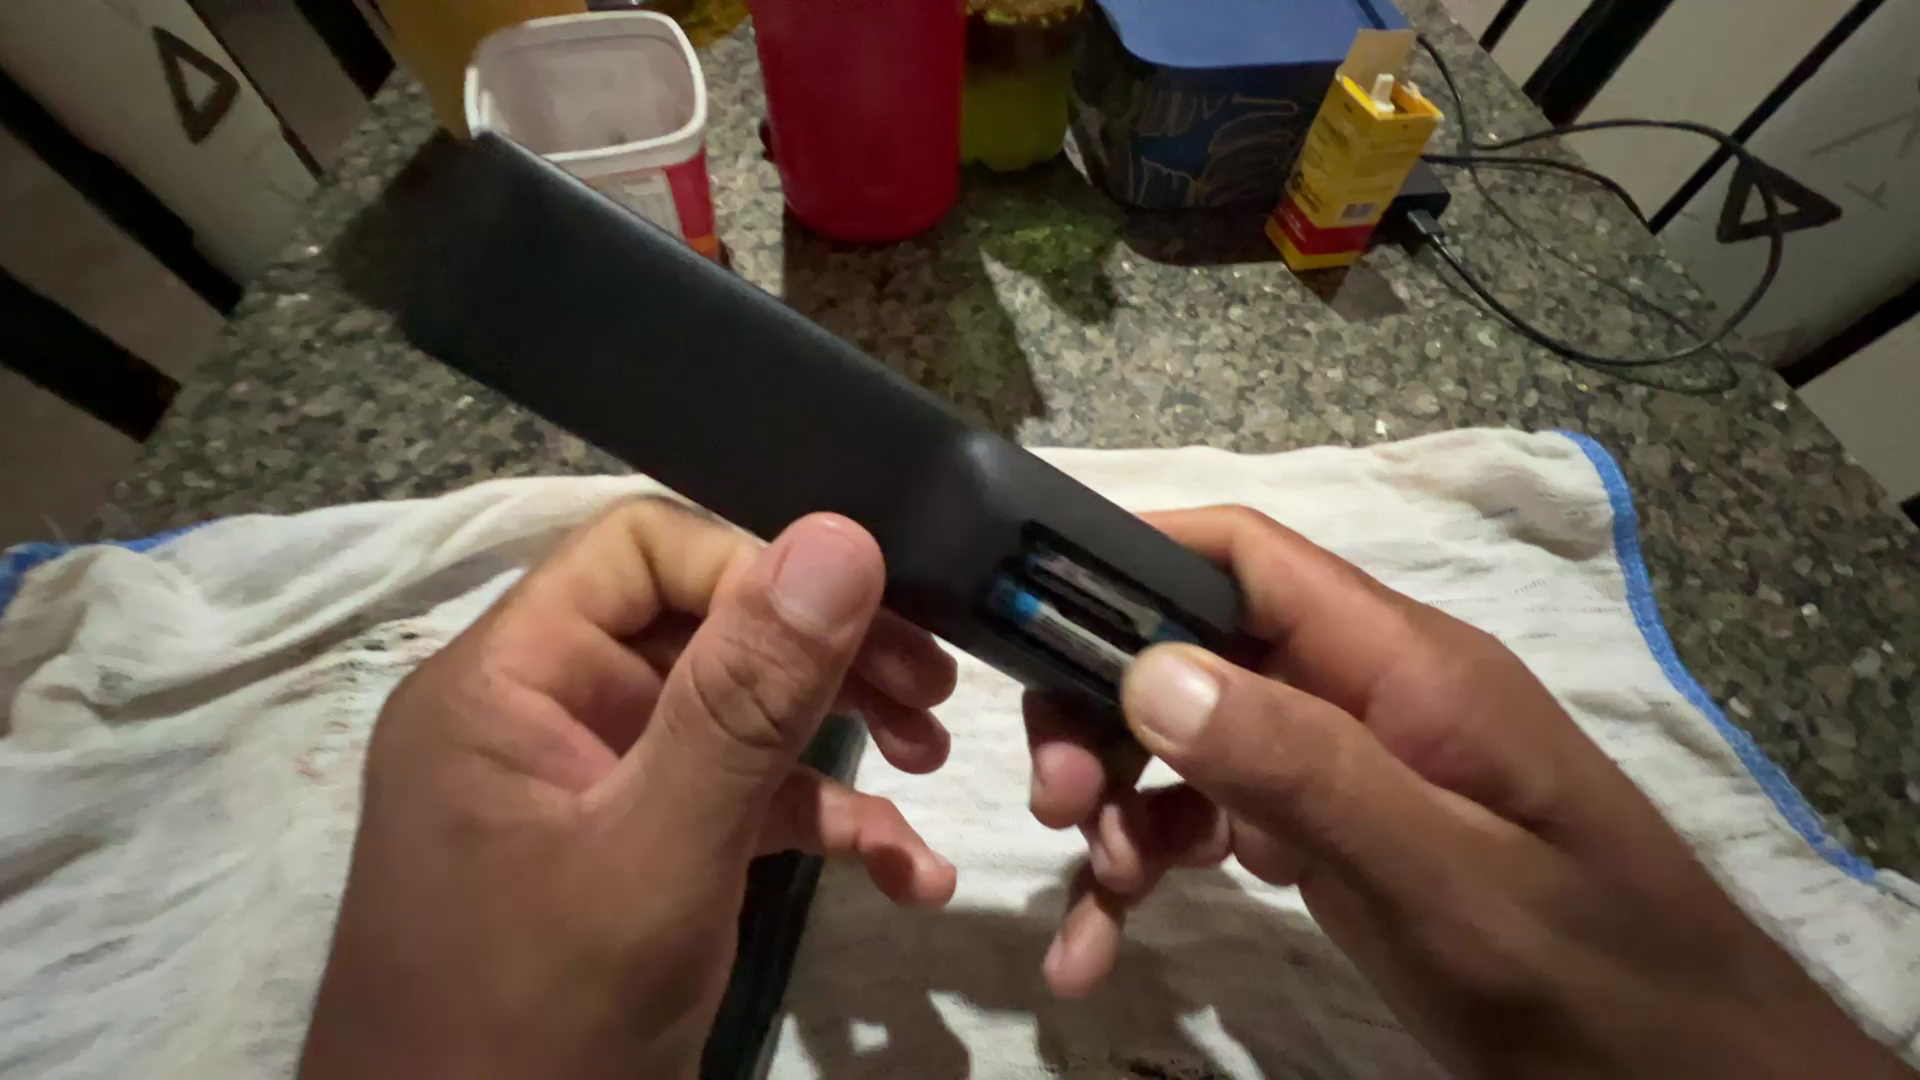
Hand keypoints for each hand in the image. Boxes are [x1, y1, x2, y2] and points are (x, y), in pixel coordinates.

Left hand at [299, 501, 957, 1079]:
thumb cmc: (540, 1038)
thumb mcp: (662, 854)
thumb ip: (749, 697)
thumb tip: (840, 540)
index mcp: (515, 678)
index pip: (646, 550)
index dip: (756, 568)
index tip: (859, 618)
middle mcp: (559, 709)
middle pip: (712, 624)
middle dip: (826, 653)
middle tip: (930, 686)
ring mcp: (610, 778)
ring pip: (742, 705)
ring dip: (843, 726)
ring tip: (928, 753)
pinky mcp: (655, 841)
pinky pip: (749, 794)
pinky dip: (829, 819)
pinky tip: (906, 870)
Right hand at [1028, 507, 1910, 1079]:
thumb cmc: (1588, 978)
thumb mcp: (1443, 875)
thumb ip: (1304, 768)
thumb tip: (1152, 674)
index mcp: (1393, 659)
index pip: (1247, 555)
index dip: (1140, 554)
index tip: (1043, 603)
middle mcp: (1346, 687)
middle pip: (1188, 649)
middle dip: (1104, 710)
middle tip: (1058, 789)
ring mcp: (1323, 756)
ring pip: (1177, 737)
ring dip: (1118, 800)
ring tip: (1093, 880)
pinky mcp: (1306, 821)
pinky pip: (1198, 815)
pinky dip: (1143, 860)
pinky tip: (1102, 930)